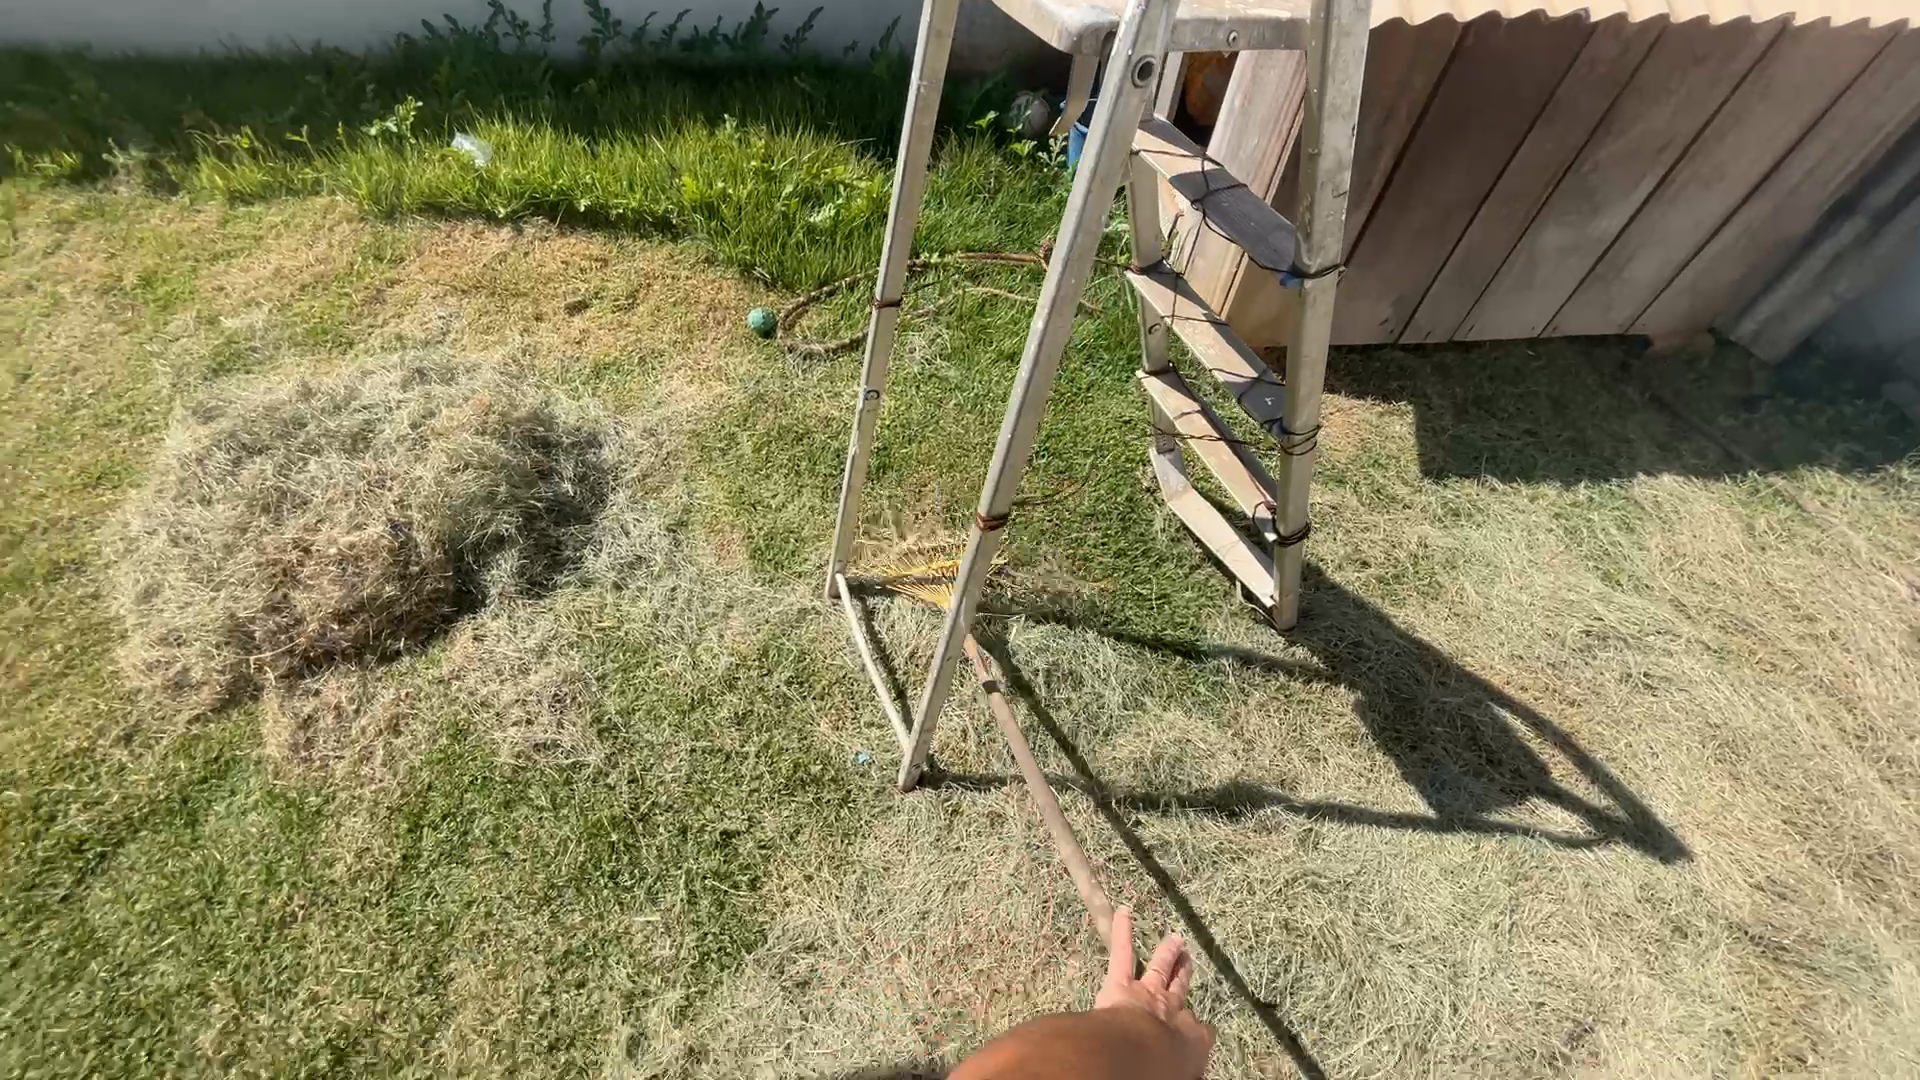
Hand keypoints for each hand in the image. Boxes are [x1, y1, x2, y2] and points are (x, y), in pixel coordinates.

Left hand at [1096, 907, 1214, 1076]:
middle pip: (1180, 989)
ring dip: (1166, 952)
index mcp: (1189, 1038)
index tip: (1202, 1027)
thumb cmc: (1161, 1071)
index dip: (1198, 1028)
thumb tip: (1193, 1069)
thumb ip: (1187, 1065)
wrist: (1140, 1055)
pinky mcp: (1121, 982)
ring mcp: (1148, 992)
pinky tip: (1123, 911)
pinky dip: (1122, 930)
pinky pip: (1123, 952)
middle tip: (1189, 961)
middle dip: (1184, 975)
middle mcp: (1173, 1010)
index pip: (1198, 1031)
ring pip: (1159, 966)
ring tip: (1173, 938)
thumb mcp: (1184, 1071)